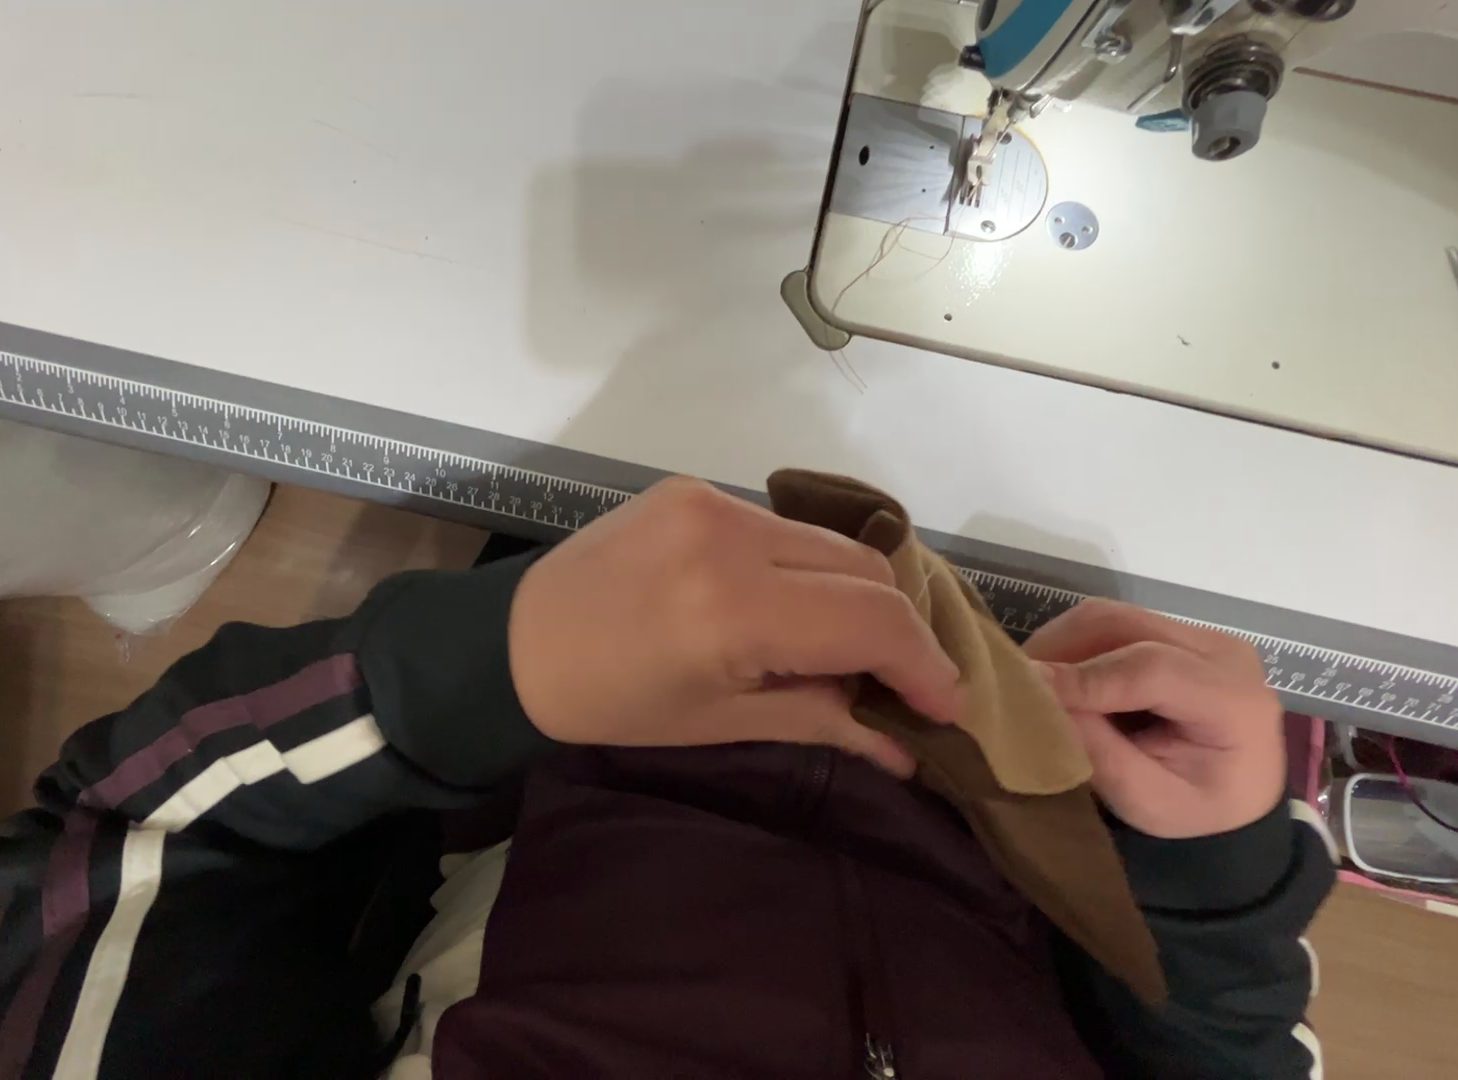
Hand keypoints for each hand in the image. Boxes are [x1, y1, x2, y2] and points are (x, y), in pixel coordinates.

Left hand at [508, 477, 960, 776]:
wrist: (513, 644)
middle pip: (864, 566)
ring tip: (839, 643)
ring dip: (851, 593)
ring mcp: (707, 500)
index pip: (871, 619)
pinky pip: (780, 526)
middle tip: (895, 678)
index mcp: (731, 608)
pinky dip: (803, 566)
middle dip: (895, 627)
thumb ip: (823, 722)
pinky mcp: (691, 487)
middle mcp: (727, 535)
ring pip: (827, 540)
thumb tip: (907, 747)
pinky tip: (783, 603)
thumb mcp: (719, 724)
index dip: (924, 664)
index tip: (944, 706)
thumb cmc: (610, 704)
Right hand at [1023, 599, 1284, 838]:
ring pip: (1107, 616)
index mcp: (1233, 702)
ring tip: (1034, 682)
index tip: (1025, 691)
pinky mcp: (1171, 631)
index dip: (1083, 677)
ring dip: (1059, 644)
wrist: (1232, 799)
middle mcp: (1220, 653)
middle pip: (1122, 627)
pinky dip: (1070, 644)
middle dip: (1060, 650)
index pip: (1150, 669)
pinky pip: (1107, 622)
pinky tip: (1059, 676)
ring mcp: (1196, 635)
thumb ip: (1098, 752)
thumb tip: (1039, 700)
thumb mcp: (1147, 801)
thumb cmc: (1193, 808)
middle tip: (1018, 685)